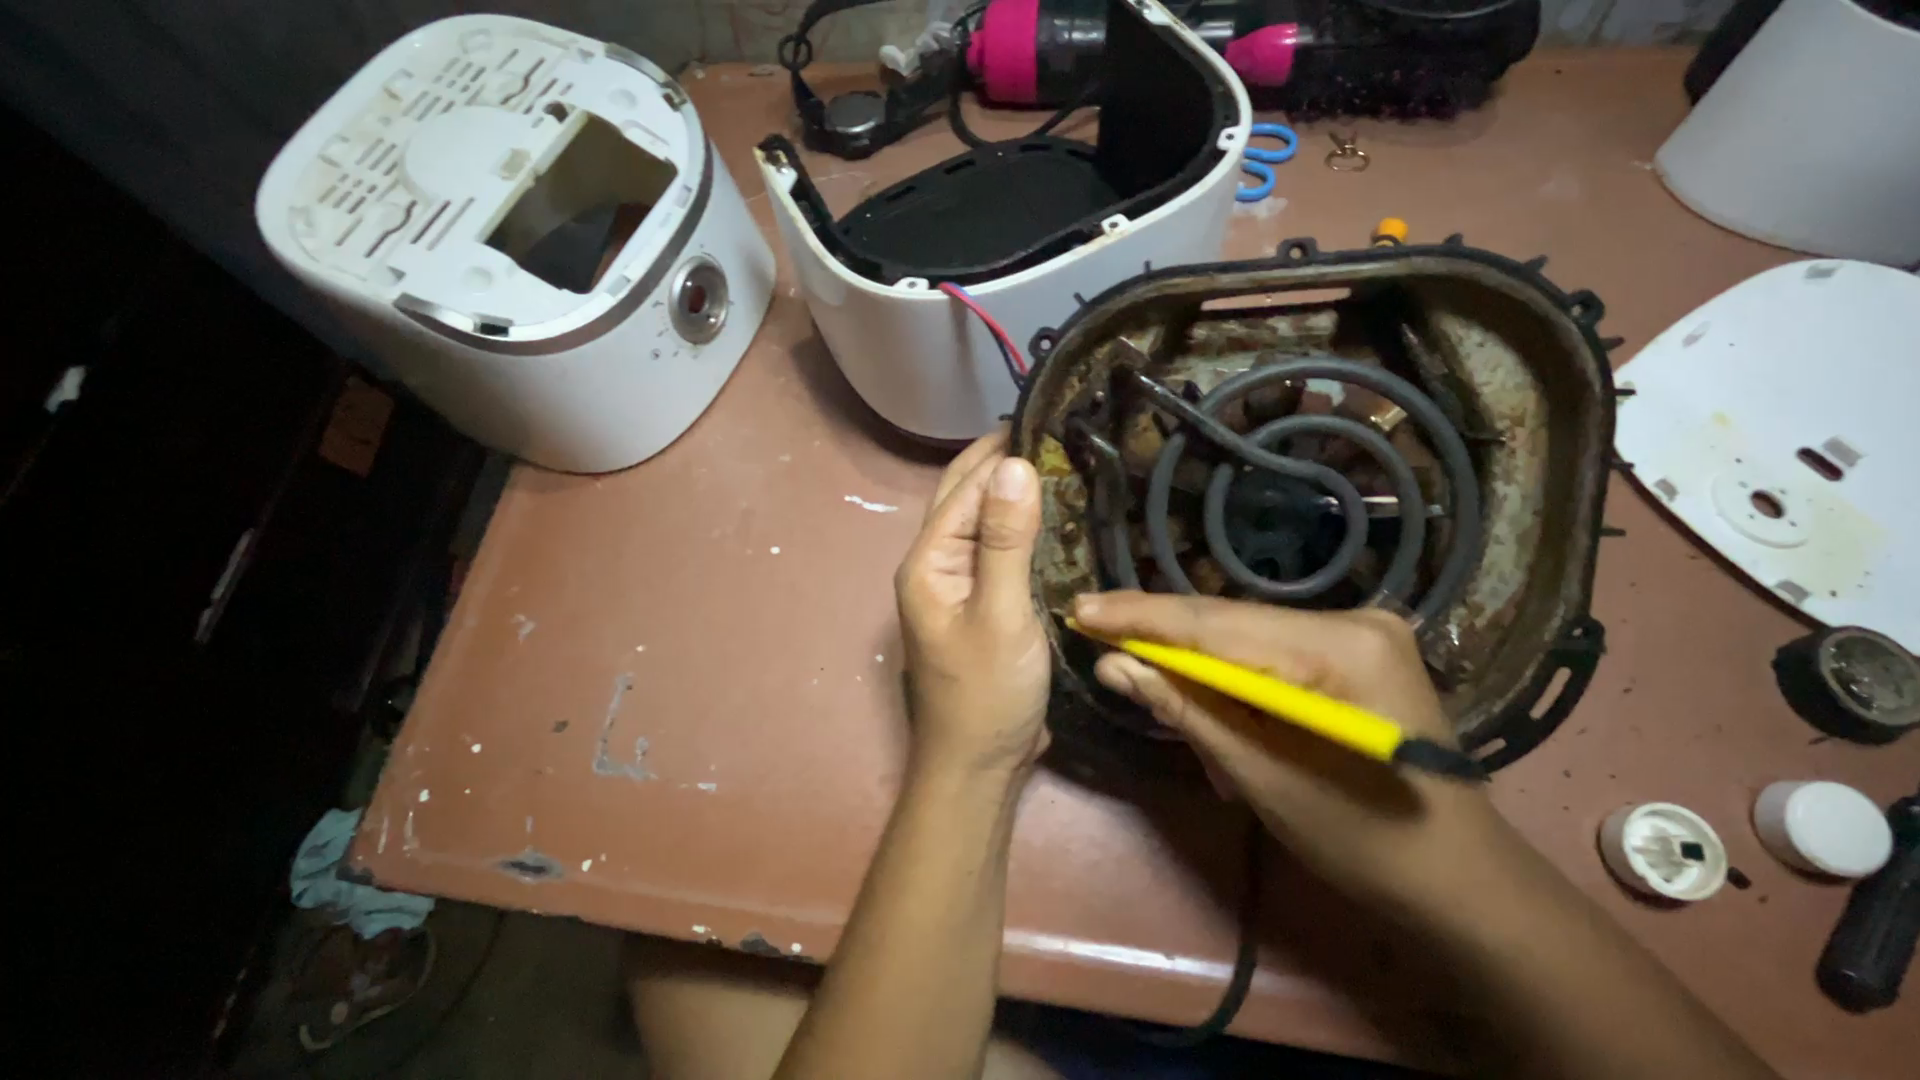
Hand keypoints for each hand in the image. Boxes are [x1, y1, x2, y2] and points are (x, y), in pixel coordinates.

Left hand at [895, 430, 1050, 780]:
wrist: (978, 764)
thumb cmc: (985, 692)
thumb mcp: (999, 614)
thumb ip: (1005, 541)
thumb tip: (1014, 463)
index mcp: (929, 561)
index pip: (964, 488)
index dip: (1000, 450)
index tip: (1046, 413)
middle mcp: (937, 566)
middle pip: (967, 499)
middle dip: (1004, 463)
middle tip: (1059, 429)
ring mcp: (959, 587)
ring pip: (986, 525)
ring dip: (1016, 494)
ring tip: (1065, 461)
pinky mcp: (983, 605)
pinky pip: (1001, 553)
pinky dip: (1025, 530)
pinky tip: (1057, 519)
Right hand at [1072, 591, 1536, 920]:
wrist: (1457, 876)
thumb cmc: (1362, 839)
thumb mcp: (1263, 777)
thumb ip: (1189, 710)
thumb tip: (1115, 665)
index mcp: (1342, 647)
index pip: (1218, 624)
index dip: (1142, 618)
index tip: (1081, 609)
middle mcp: (1355, 620)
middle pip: (1231, 622)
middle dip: (1159, 632)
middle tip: (1090, 625)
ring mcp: (1360, 633)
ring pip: (1247, 636)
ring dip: (1193, 661)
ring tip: (1136, 669)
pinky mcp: (1356, 652)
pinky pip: (1273, 653)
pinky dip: (1231, 677)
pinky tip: (1202, 700)